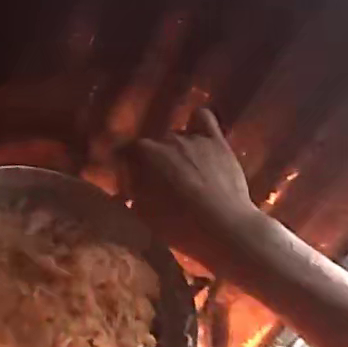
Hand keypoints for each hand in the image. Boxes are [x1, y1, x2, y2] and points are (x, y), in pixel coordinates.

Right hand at [124, 108, 269, 268]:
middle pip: (151, 147)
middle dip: (152, 164)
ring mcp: (191, 138)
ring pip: (175, 137)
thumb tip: (129, 184)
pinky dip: (197, 123)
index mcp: (141, 154)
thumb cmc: (178, 225)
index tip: (132, 190)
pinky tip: (198, 135)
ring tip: (185, 174)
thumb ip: (132, 191)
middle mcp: (163, 139)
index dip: (125, 171)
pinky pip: (202, 117)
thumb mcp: (143, 212)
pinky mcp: (216, 141)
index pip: (122, 153)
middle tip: (161, 188)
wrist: (225, 228)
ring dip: (176, 152)